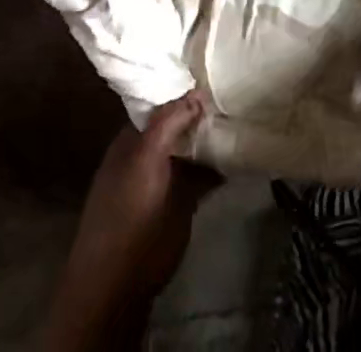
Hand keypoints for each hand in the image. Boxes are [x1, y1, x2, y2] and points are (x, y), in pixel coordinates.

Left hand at [42, 94, 221, 351]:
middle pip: (178, 124)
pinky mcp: (180, 201)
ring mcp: (164, 179)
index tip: (215, 75)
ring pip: (192, 149)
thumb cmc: (129, 218)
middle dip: (203, 113)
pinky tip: (239, 157)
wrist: (117, 285)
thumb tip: (195, 92)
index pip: (160, 102)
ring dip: (214, 139)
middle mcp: (147, 153)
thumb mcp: (147, 161)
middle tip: (236, 98)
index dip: (183, 87)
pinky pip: (202, 173)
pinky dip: (219, 165)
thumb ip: (168, 124)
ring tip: (243, 122)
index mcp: (132, 139)